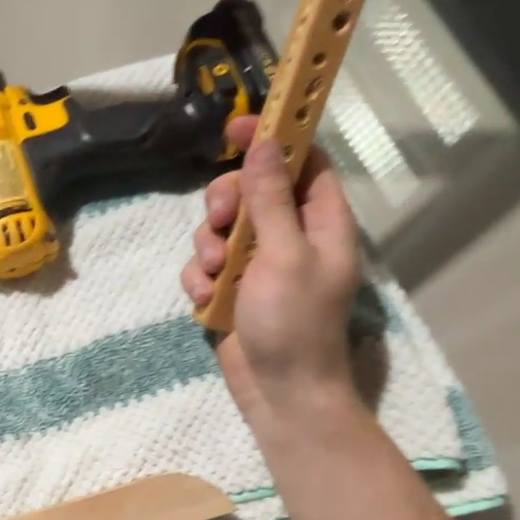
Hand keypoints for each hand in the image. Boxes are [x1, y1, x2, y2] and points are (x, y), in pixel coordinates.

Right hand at [181, 118, 362, 427]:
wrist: (280, 392)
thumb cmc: (295, 323)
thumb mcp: (284, 254)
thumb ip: (270, 200)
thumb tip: (264, 145)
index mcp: (320, 221)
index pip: (302, 161)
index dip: (273, 139)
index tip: (237, 127)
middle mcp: (289, 236)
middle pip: (250, 191)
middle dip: (225, 203)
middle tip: (220, 220)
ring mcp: (256, 265)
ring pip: (219, 229)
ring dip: (207, 247)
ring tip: (214, 274)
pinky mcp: (230, 291)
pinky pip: (204, 267)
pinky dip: (199, 280)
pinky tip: (205, 299)